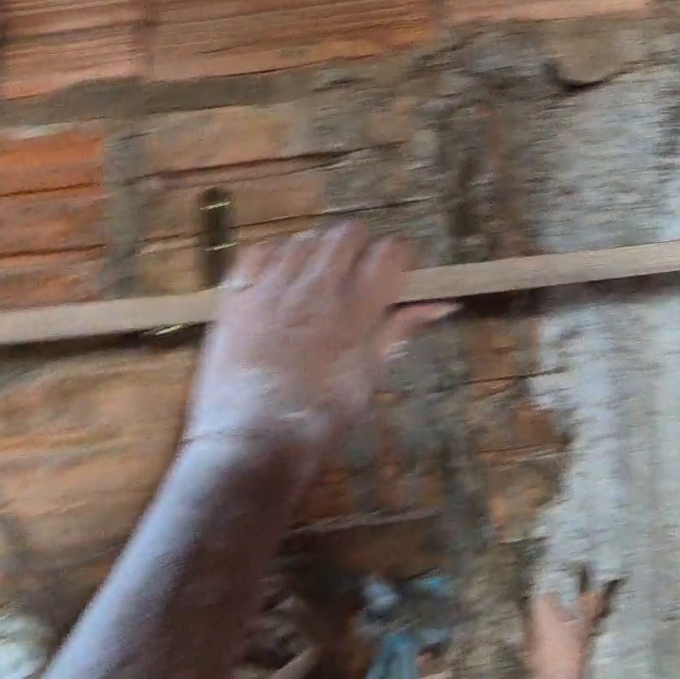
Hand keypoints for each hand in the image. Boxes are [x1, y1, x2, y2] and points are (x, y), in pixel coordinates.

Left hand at [187, 221, 454, 474]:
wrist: (249, 446)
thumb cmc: (320, 420)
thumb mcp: (370, 376)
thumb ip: (400, 330)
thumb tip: (442, 305)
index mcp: (356, 312)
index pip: (390, 252)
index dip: (396, 255)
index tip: (392, 269)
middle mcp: (316, 290)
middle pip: (348, 233)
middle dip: (358, 248)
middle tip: (353, 275)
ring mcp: (272, 289)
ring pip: (306, 238)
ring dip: (317, 252)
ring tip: (313, 280)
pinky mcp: (237, 296)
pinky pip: (259, 250)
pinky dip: (274, 256)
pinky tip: (278, 277)